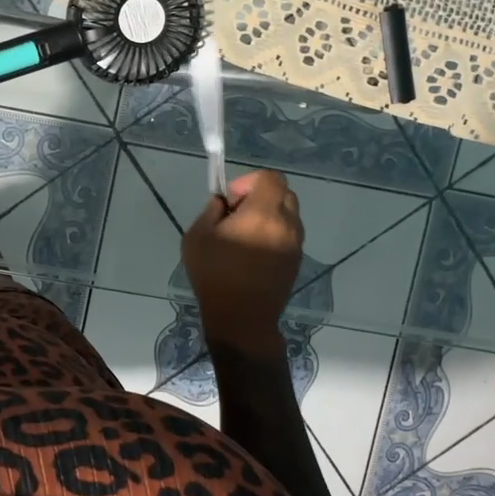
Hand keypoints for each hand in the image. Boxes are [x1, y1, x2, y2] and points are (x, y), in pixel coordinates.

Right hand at [181, 169, 304, 338]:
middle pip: (283, 192)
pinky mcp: (297, 259)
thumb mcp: (197, 237)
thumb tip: (224, 204)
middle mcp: (287, 223)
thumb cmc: (215, 275)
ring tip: (245, 235)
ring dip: (268, 214)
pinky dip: (273, 231)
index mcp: (262, 213)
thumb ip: (211, 211)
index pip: (270, 177)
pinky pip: (289, 232)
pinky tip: (253, 252)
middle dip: (260, 195)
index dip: (248, 180)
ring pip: (288, 212)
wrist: (243, 318)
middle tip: (237, 214)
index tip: (231, 201)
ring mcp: (296, 243)